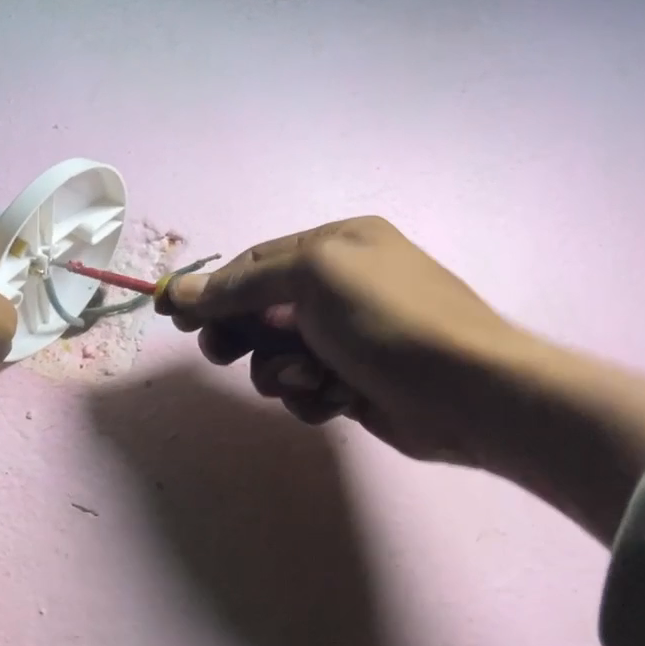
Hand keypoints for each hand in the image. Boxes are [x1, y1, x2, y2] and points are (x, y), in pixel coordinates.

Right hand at [160, 216, 521, 464]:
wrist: (472, 394)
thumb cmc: (389, 320)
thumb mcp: (311, 278)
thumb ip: (240, 284)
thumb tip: (180, 291)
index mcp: (336, 245)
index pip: (252, 264)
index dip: (210, 290)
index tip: (172, 316)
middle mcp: (341, 285)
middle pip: (257, 310)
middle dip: (238, 334)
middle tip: (221, 354)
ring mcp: (348, 336)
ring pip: (276, 354)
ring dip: (278, 371)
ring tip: (304, 382)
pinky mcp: (355, 381)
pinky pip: (304, 386)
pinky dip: (310, 396)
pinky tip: (335, 400)